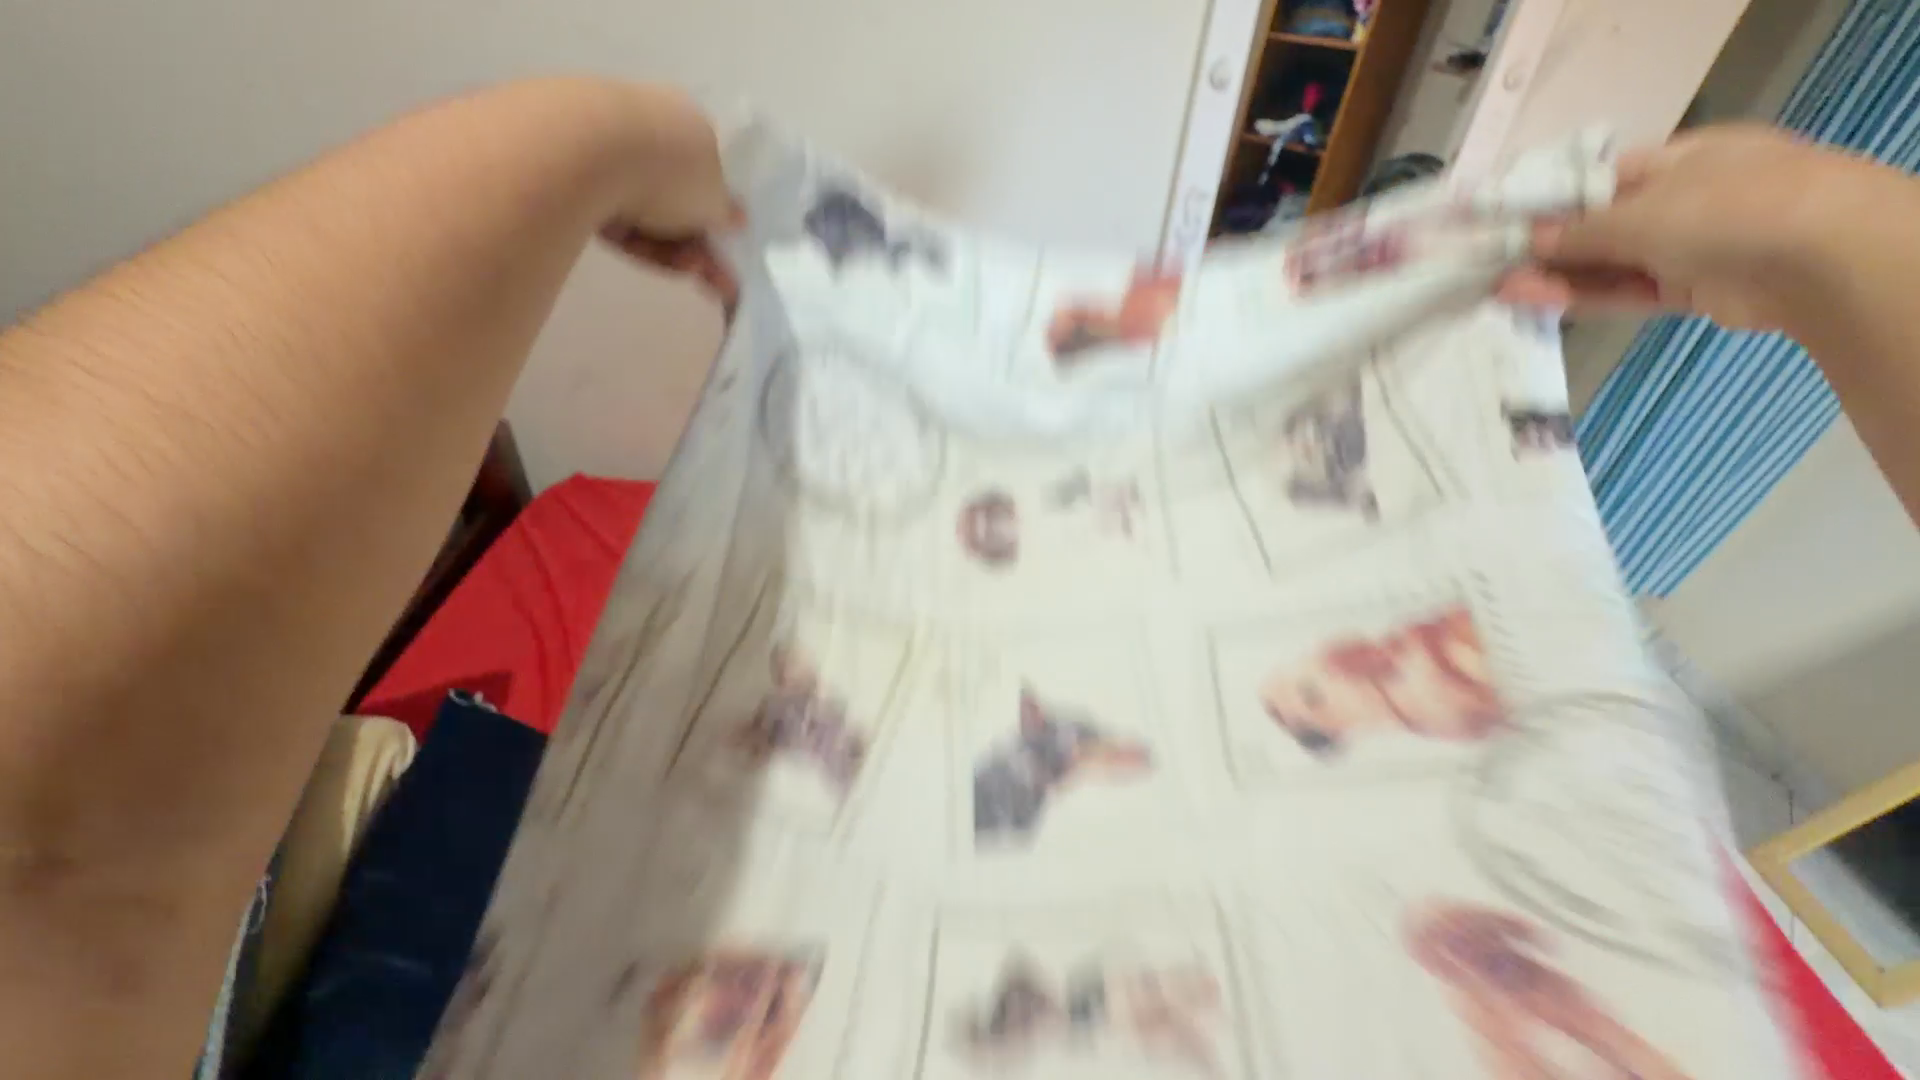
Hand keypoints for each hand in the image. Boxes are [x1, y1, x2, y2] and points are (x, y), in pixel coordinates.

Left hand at [593, 85, 744, 312]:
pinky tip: (653, 261)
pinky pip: (618, 218)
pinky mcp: (575, 177)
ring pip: (649, 212)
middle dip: (699, 243)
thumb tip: (736, 218)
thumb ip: (727, 213)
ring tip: (689, 274)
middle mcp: (647, 127)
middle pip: (678, 196)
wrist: (582, 152)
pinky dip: (639, 243)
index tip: (730, 246)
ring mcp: (608, 150)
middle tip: (717, 281)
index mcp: (687, 119)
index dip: (721, 212)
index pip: (710, 169)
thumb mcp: (716, 199)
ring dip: (675, 249)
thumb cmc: (667, 167)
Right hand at [1499, 124, 1868, 331]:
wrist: (1826, 261)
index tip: (1503, 222)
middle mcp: (1687, 199)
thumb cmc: (1730, 209)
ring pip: (1608, 263)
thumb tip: (1525, 239)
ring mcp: (1691, 246)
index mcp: (1684, 160)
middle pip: (1600, 225)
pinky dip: (1583, 296)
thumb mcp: (1641, 212)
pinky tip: (1535, 300)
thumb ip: (1577, 231)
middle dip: (1545, 247)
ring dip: (1554, 277)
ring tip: (1498, 290)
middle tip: (1489, 265)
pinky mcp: (1691, 289)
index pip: (1602, 181)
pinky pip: (1626, 291)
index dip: (1550, 202)